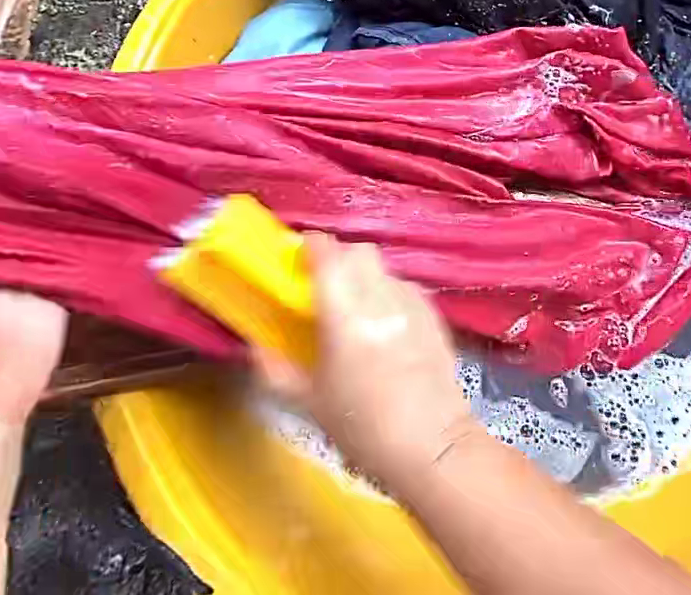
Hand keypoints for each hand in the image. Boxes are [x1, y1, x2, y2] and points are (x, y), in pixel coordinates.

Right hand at [253, 233, 477, 490]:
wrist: (433, 444)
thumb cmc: (364, 429)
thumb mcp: (311, 405)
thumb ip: (279, 371)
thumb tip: (256, 346)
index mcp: (346, 316)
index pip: (330, 256)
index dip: (313, 246)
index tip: (300, 254)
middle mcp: (382, 298)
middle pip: (360, 252)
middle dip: (340, 258)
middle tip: (325, 284)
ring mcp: (413, 301)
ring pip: (384, 268)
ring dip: (365, 277)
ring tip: (356, 309)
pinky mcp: (434, 312)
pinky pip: (405, 287)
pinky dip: (389, 294)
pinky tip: (385, 326)